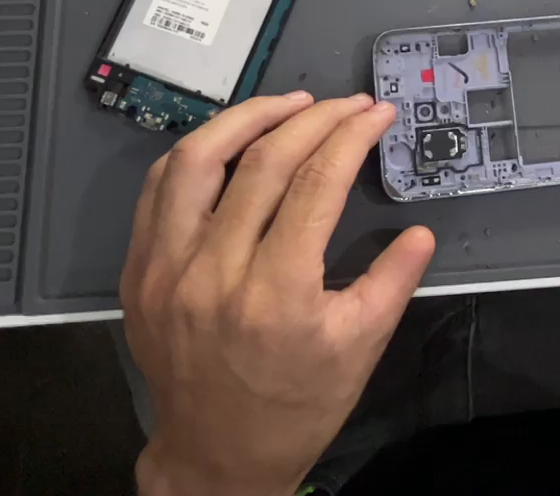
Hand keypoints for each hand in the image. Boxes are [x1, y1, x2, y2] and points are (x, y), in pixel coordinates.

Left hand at [122, 92, 435, 495]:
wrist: (215, 457)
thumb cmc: (296, 404)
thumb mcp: (361, 348)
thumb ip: (394, 282)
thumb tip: (420, 231)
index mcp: (277, 295)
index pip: (317, 183)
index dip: (352, 135)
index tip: (377, 114)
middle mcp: (214, 273)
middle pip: (266, 162)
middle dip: (317, 117)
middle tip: (349, 103)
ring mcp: (165, 268)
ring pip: (199, 159)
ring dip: (249, 117)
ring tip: (292, 103)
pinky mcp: (138, 269)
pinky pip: (159, 186)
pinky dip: (200, 150)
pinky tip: (233, 138)